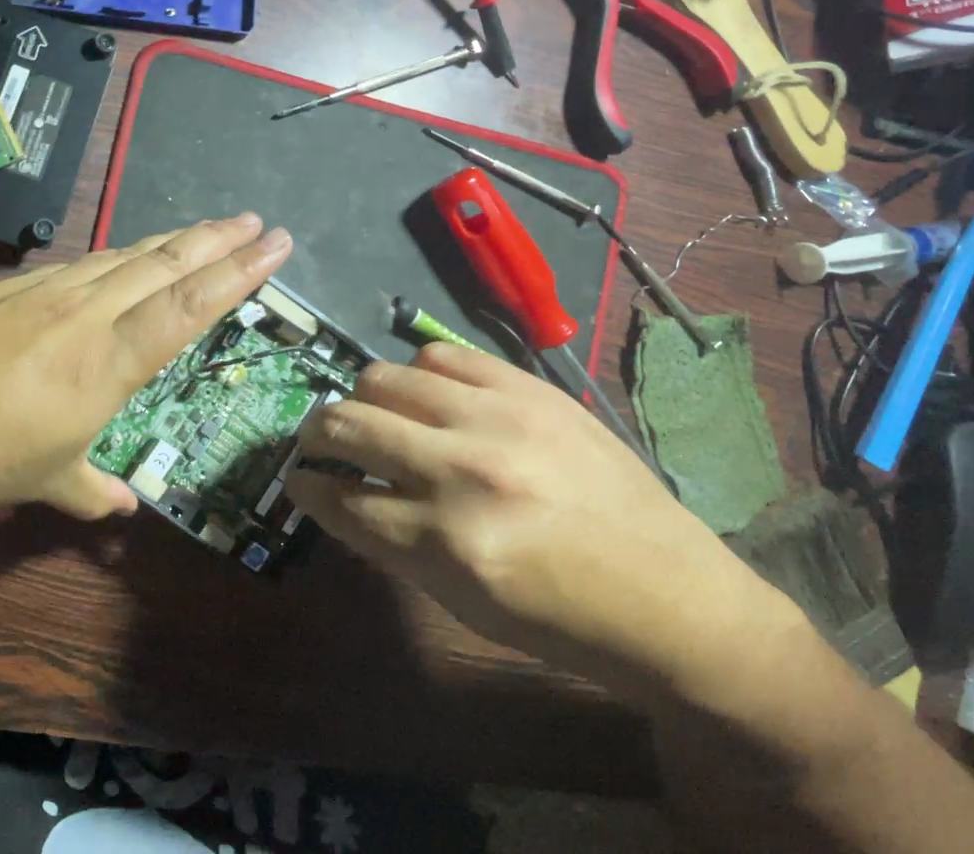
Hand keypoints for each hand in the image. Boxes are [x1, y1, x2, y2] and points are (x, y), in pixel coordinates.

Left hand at [0, 214, 292, 544]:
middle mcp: (82, 313)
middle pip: (160, 265)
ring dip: (164, 243)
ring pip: (118, 257)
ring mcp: (40, 291)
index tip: (275, 246)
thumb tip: (124, 508)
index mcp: (106, 362)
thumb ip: (93, 491)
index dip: (237, 274)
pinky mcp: (5, 287)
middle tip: (254, 223)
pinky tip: (113, 261)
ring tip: (198, 234)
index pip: (186, 308)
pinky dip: (109, 258)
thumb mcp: (46, 481)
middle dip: (214, 241)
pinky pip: (73, 264)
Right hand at [285, 343, 801, 701]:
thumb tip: (334, 491)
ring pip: (383, 378)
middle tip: (319, 444)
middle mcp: (466, 472)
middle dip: (316, 435)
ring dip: (361, 399)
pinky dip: (418, 374)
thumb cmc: (558, 619)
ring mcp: (503, 422)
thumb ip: (387, 540)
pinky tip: (426, 398)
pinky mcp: (535, 392)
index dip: (306, 487)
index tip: (299, 479)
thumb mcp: (457, 599)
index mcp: (446, 544)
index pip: (338, 498)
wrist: (674, 601)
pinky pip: (441, 355)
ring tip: (374, 417)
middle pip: (347, 425)